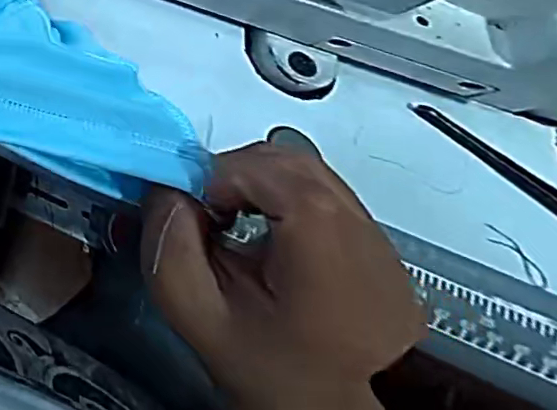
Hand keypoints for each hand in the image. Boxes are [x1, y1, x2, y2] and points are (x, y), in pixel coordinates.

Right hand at [141, 140, 423, 409]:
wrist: (312, 401)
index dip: (234, 174)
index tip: (204, 202)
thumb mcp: (189, 306)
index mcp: (333, 281)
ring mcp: (387, 254)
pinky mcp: (386, 250)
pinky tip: (266, 219)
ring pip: (312, 169)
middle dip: (241, 168)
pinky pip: (327, 188)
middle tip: (212, 202)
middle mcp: (373, 260)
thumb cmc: (252, 359)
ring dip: (261, 173)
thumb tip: (171, 186)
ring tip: (236, 209)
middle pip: (300, 168)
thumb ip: (169, 241)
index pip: (292, 187)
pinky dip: (285, 187)